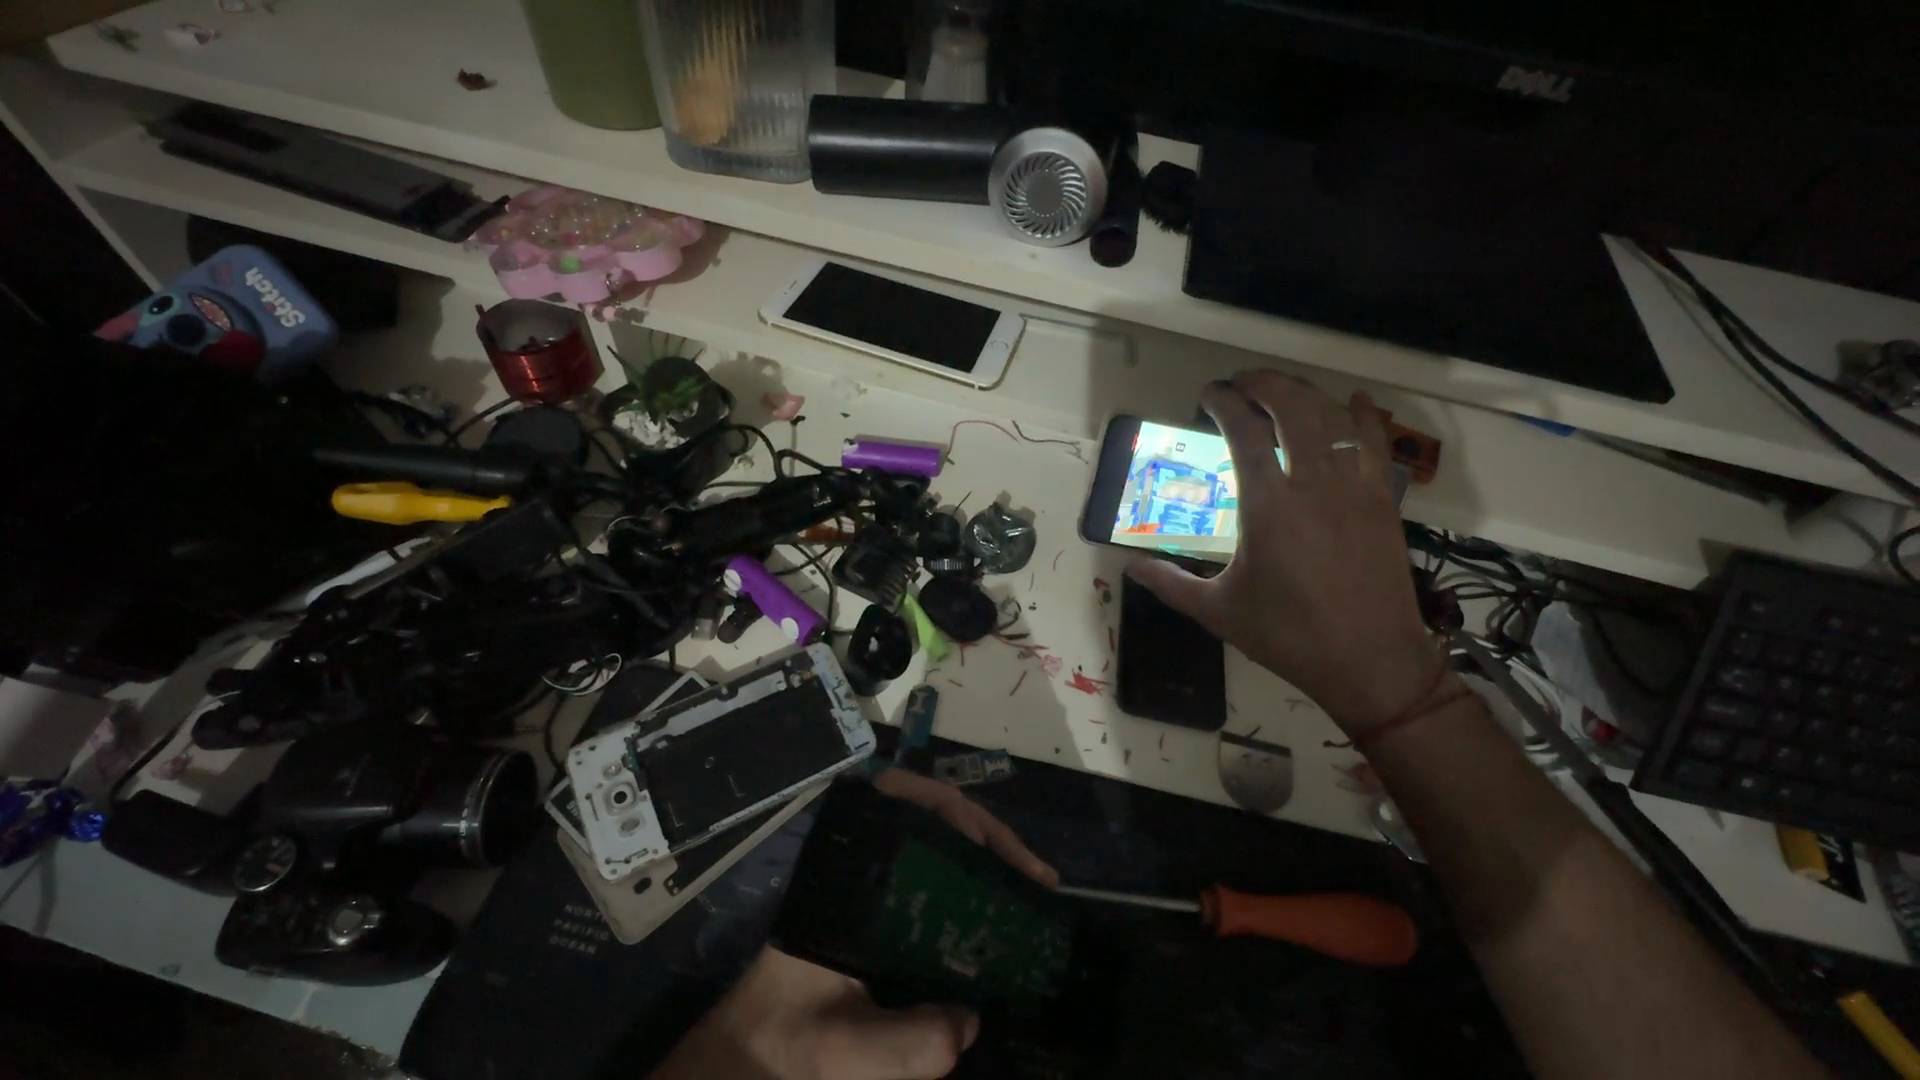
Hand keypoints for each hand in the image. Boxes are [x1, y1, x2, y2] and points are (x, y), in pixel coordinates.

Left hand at [651, 773, 1056, 1078]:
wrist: (750, 1060)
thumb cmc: (786, 1043)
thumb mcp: (845, 1052)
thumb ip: (907, 1044)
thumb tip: (972, 1018)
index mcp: (843, 876)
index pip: (896, 804)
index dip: (950, 811)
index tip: (992, 848)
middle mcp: (858, 866)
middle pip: (929, 817)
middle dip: (987, 834)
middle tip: (1035, 874)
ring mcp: (872, 885)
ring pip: (936, 841)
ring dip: (985, 853)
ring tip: (1031, 883)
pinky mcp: (882, 911)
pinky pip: (935, 876)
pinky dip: (973, 880)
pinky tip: (1002, 906)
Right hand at [1128, 371, 1442, 734]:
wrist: (1369, 662)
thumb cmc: (1287, 636)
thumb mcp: (1217, 612)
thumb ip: (1169, 583)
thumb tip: (1129, 566)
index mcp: (1266, 505)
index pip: (1242, 430)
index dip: (1223, 402)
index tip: (1208, 395)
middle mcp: (1311, 483)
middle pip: (1292, 408)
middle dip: (1265, 384)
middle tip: (1242, 383)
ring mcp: (1353, 489)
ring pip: (1334, 418)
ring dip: (1306, 394)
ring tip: (1283, 391)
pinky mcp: (1382, 501)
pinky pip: (1376, 444)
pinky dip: (1363, 417)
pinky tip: (1352, 403)